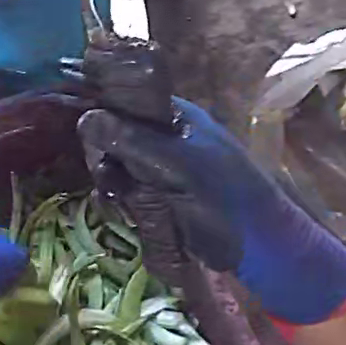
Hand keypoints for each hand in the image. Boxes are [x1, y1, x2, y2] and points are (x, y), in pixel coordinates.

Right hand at [77, 98, 345, 325]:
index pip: (126, 98)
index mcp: (174, 115)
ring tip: (114, 195)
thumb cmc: (226, 196)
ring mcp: (160, 164)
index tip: (84, 132)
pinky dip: (119, 195)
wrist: (261, 246)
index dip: (101, 111)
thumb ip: (133, 140)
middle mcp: (164, 133)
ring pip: (117, 161)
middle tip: (107, 174)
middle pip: (115, 131)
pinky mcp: (158, 192)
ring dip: (110, 177)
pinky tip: (118, 206)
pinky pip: (126, 186)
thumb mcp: (177, 163)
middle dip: (105, 152)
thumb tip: (85, 118)